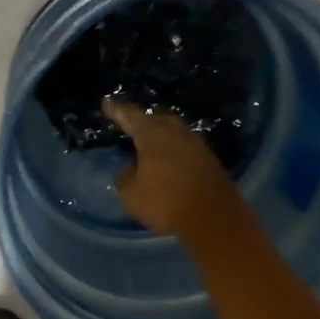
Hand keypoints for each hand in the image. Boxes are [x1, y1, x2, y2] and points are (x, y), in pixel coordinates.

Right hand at [103, 98, 243, 236]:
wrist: (212, 216)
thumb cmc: (165, 202)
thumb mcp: (131, 195)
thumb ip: (125, 177)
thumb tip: (130, 168)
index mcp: (152, 135)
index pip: (130, 116)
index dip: (117, 110)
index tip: (107, 102)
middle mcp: (175, 132)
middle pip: (156, 119)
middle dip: (142, 120)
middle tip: (130, 124)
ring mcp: (196, 143)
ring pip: (173, 131)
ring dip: (160, 134)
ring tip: (149, 141)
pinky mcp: (208, 158)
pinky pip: (184, 145)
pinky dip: (173, 148)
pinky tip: (168, 158)